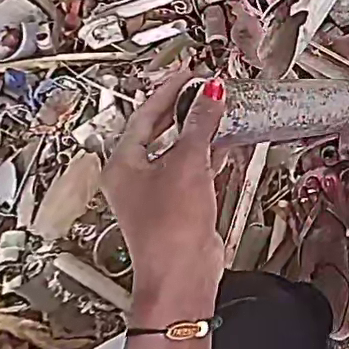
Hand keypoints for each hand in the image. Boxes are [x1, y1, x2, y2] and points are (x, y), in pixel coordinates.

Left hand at [103, 70, 226, 321]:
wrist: (183, 274)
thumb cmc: (168, 230)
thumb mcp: (187, 163)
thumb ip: (200, 124)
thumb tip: (209, 95)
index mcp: (123, 163)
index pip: (146, 114)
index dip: (168, 90)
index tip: (188, 74)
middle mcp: (136, 177)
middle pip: (160, 130)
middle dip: (184, 109)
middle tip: (204, 89)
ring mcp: (158, 192)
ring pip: (179, 150)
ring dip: (199, 131)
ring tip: (218, 111)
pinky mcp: (181, 205)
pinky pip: (195, 169)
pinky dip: (209, 154)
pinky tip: (225, 144)